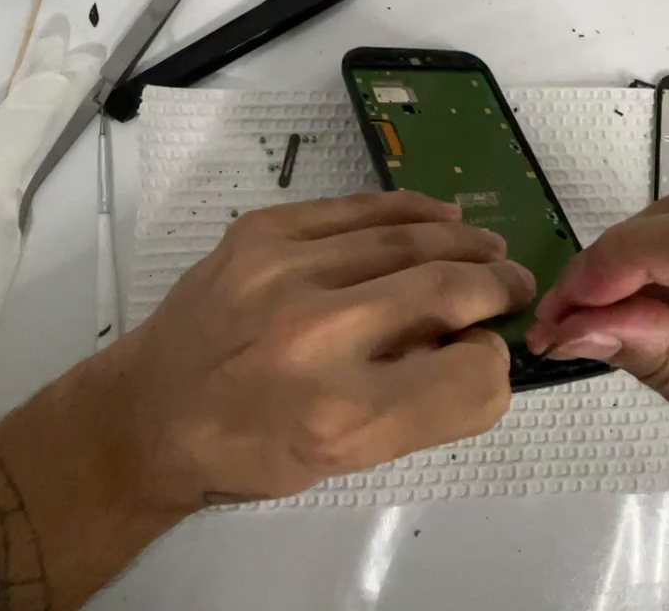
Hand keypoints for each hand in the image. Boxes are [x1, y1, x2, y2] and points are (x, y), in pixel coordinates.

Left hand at [97, 191, 532, 508]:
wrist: (152, 408)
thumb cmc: (248, 448)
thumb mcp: (338, 459)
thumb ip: (417, 406)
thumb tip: (476, 341)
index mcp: (341, 416)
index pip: (468, 378)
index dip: (494, 365)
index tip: (491, 353)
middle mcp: (318, 337)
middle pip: (445, 291)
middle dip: (496, 286)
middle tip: (516, 284)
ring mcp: (285, 270)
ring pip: (407, 240)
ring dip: (462, 241)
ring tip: (490, 246)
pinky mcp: (262, 231)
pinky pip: (358, 208)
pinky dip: (409, 210)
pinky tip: (439, 214)